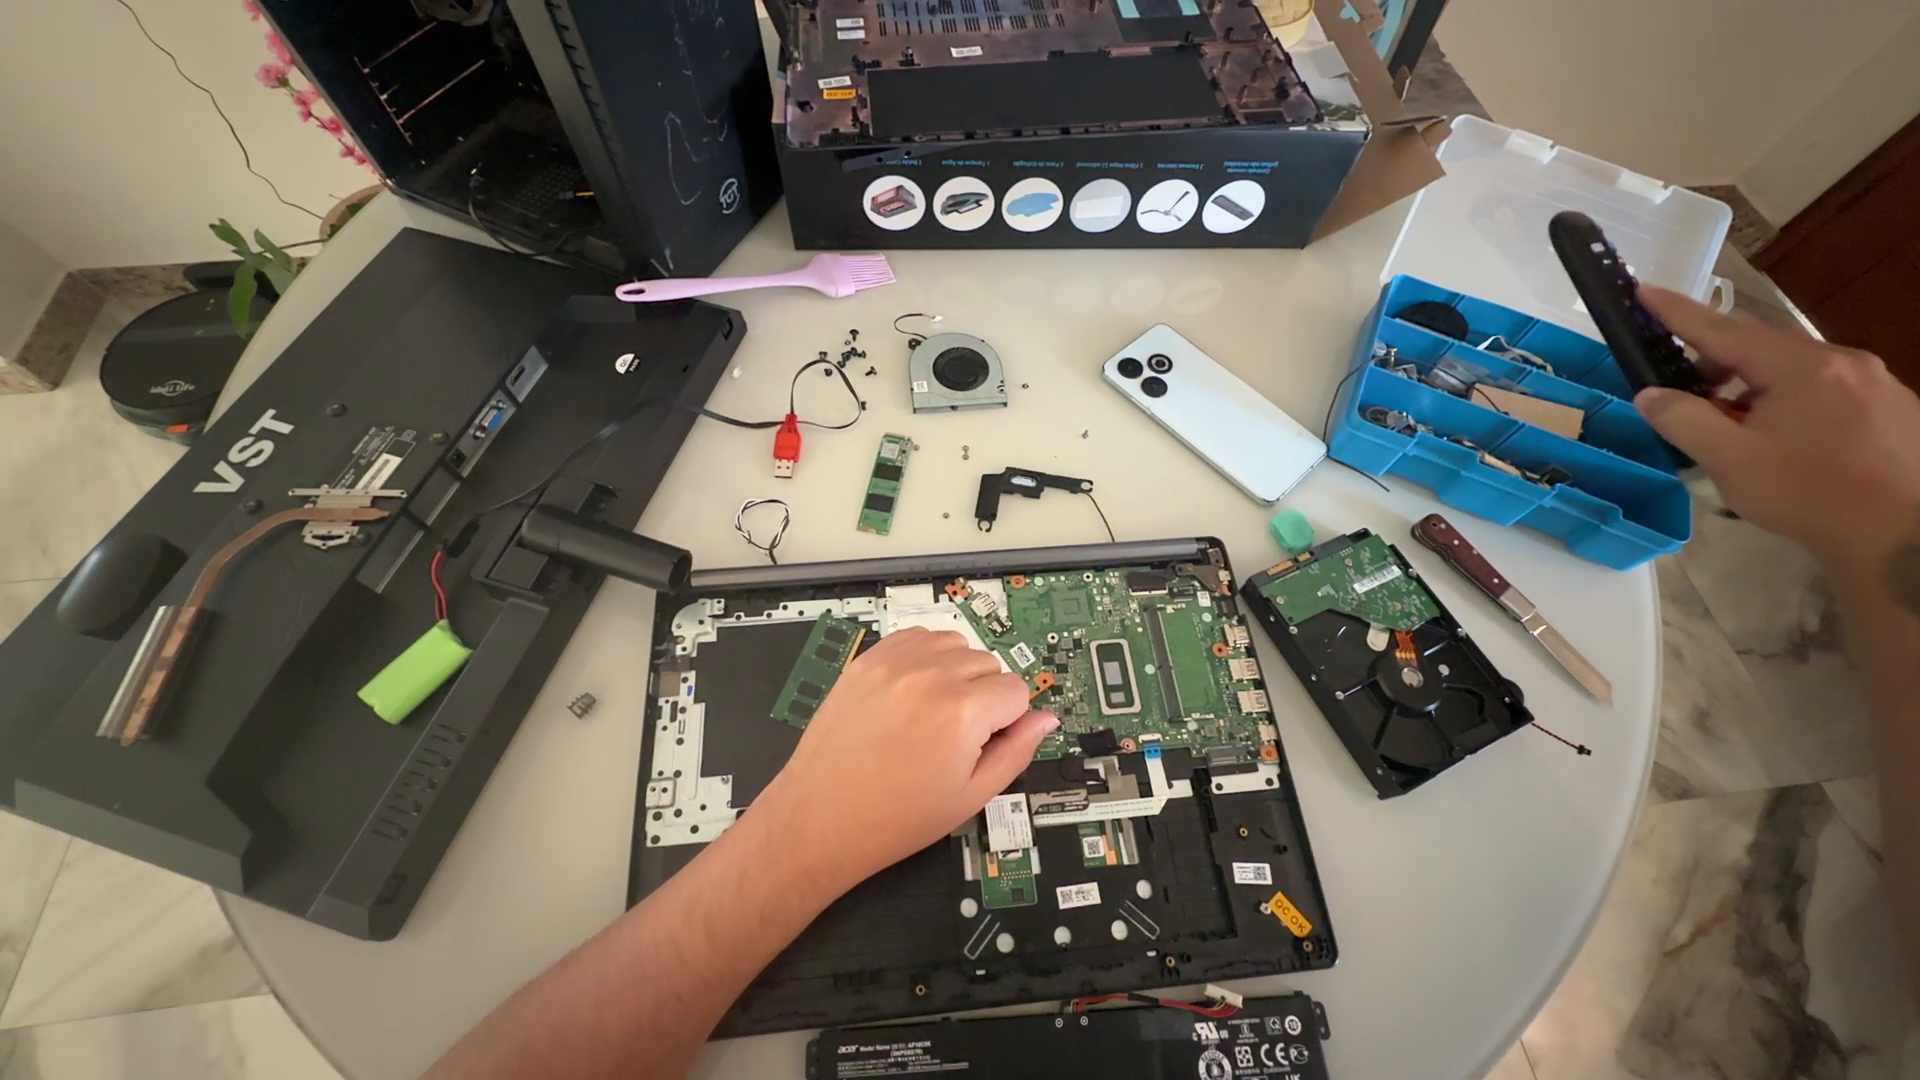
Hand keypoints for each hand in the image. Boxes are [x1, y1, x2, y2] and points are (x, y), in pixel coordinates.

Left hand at [752, 627, 1056, 891]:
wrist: (821, 817)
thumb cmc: (895, 817)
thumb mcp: (971, 796)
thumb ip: (1017, 751)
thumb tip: (1046, 719)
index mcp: (961, 712)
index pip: (1017, 691)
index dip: (1007, 722)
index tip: (983, 744)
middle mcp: (930, 675)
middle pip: (989, 664)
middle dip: (983, 697)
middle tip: (954, 737)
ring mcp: (895, 662)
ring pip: (956, 645)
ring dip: (956, 672)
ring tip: (934, 713)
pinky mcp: (869, 659)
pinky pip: (918, 637)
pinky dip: (925, 657)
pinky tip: (913, 692)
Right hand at [1635, 286, 1919, 574]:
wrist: (1899, 532)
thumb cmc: (1806, 492)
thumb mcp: (1728, 459)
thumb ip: (1683, 419)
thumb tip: (1651, 394)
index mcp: (1801, 368)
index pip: (1723, 331)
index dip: (1678, 313)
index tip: (1644, 291)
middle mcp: (1842, 362)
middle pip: (1760, 348)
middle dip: (1712, 363)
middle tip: (1678, 392)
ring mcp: (1872, 382)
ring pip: (1789, 369)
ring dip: (1746, 387)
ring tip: (1725, 425)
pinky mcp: (1887, 406)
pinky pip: (1818, 387)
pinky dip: (1779, 399)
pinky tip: (1770, 436)